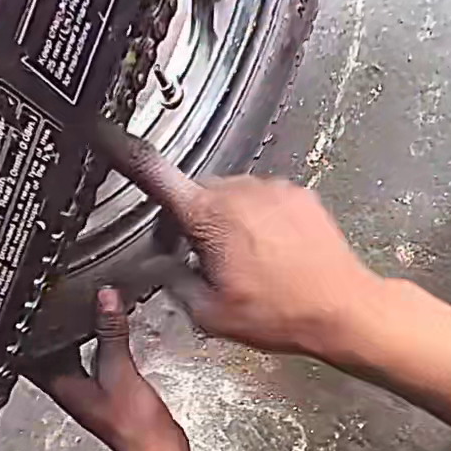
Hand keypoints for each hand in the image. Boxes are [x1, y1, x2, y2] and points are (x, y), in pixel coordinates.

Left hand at [29, 287, 189, 450]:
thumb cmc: (134, 425)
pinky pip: (95, 364)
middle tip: (56, 302)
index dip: (30, 330)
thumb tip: (105, 300)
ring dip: (76, 337)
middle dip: (54, 328)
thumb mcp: (120, 369)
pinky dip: (98, 347)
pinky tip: (108, 338)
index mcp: (63, 385)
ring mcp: (89, 394)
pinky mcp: (108, 394)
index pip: (32, 353)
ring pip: (74, 358)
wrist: (158, 450)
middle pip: (52, 353)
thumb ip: (111, 333)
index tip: (34, 306)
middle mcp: (71, 390)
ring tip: (80, 313)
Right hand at [101, 125, 384, 359]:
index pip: (158, 177)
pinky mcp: (299, 195)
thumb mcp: (212, 313)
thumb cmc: (283, 313)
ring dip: (228, 221)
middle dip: (193, 222)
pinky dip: (259, 220)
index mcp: (212, 217)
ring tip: (247, 264)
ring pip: (232, 197)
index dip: (127, 156)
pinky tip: (271, 255)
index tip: (108, 136)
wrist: (342, 309)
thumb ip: (175, 283)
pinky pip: (264, 200)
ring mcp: (275, 190)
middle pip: (198, 194)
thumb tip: (161, 266)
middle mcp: (243, 192)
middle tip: (204, 262)